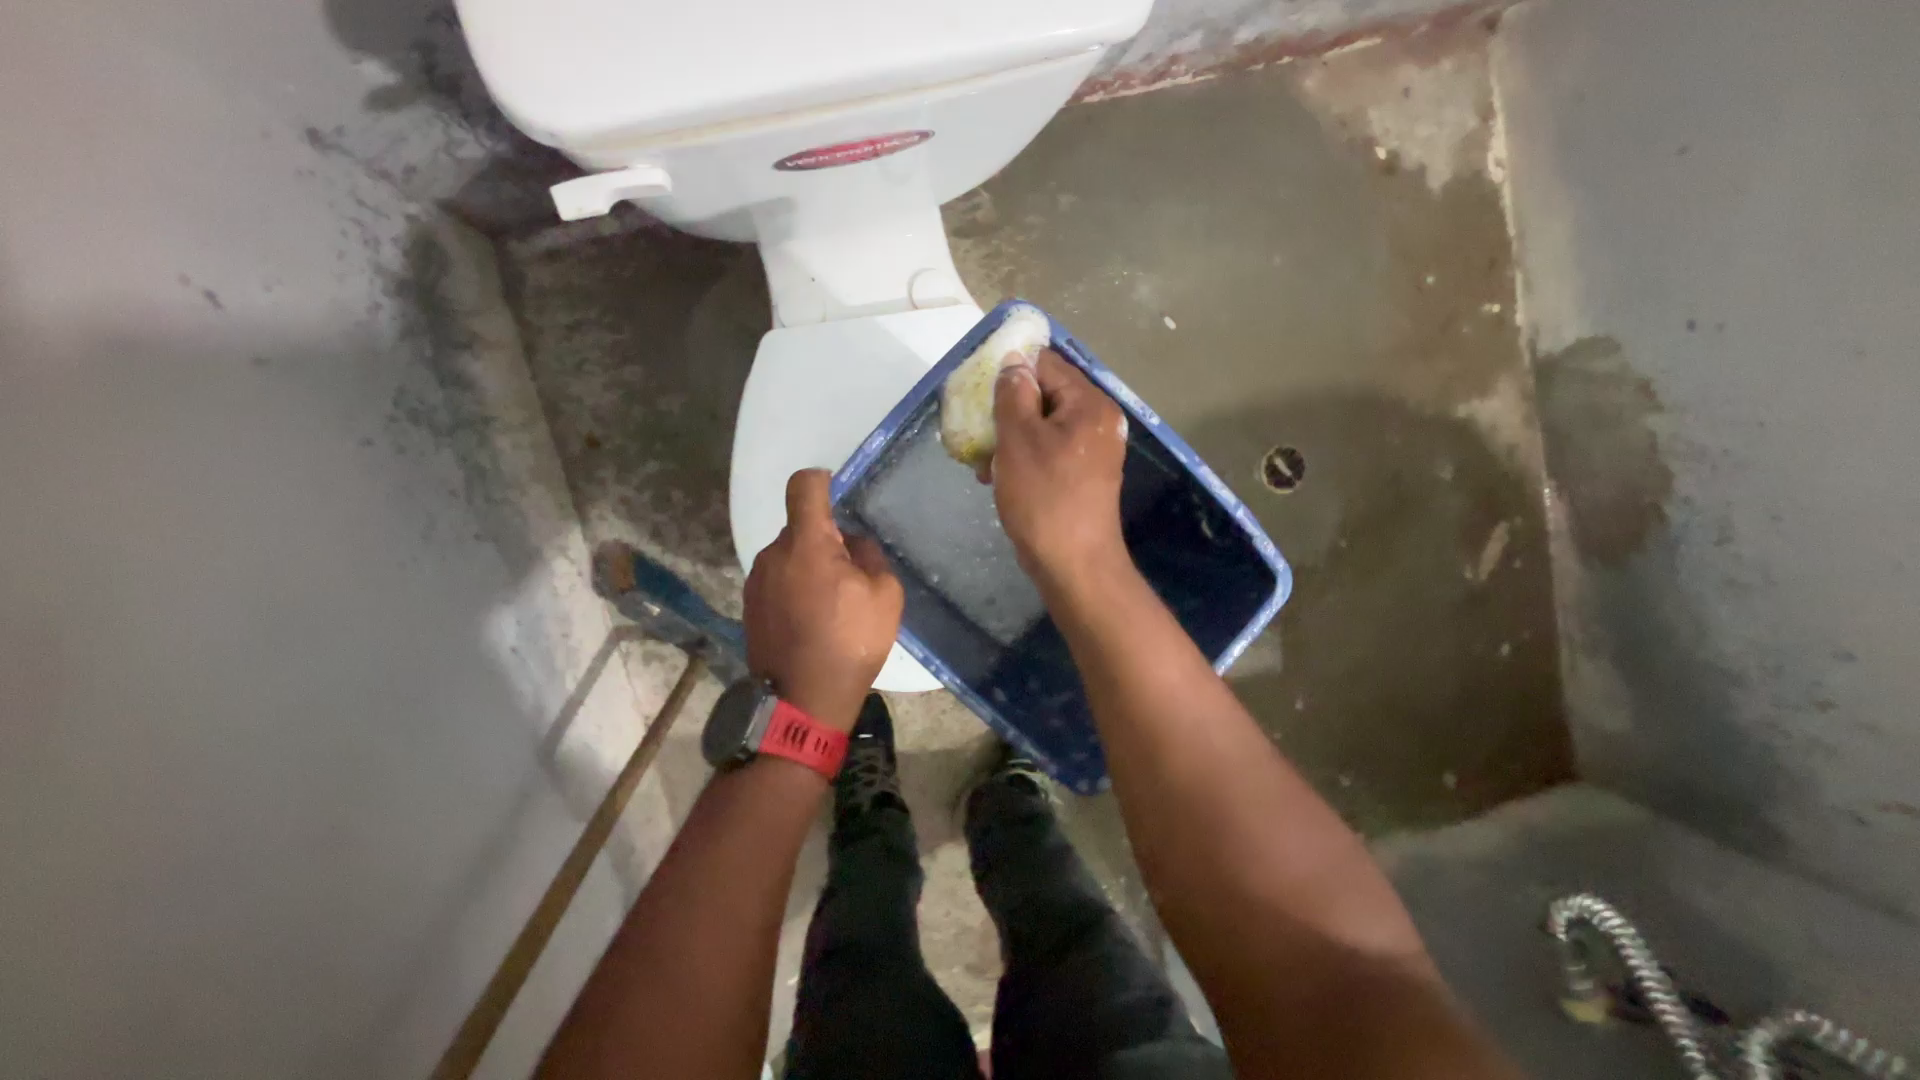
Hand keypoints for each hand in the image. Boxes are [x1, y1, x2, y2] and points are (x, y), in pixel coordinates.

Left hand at [744, 469, 904, 730]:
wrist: (803, 701)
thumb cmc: (850, 643)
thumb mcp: (885, 595)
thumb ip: (869, 555)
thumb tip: (852, 543)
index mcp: (806, 543)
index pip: (804, 485)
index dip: (822, 480)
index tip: (837, 493)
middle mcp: (773, 554)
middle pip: (800, 528)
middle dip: (824, 541)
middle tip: (851, 576)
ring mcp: (755, 581)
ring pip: (788, 557)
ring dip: (808, 568)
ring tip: (832, 606)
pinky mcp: (749, 607)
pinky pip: (777, 582)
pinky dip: (794, 590)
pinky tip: (811, 622)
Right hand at [989, 349, 1130, 588]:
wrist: (1074, 563)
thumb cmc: (1044, 497)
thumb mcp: (1018, 439)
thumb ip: (1014, 394)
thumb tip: (1014, 362)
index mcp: (1089, 403)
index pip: (1046, 364)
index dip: (1011, 371)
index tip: (980, 392)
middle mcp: (1098, 420)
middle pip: (1045, 395)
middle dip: (1008, 411)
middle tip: (980, 433)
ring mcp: (1093, 450)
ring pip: (1043, 426)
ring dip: (1011, 438)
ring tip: (985, 464)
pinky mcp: (1084, 476)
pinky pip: (1049, 451)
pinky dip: (1024, 458)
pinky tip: (999, 478)